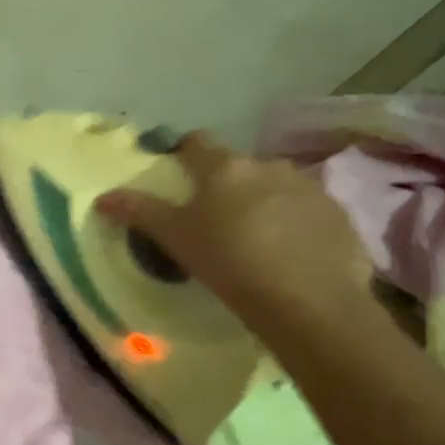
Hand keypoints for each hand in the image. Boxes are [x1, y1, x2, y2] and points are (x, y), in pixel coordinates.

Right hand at [94, 132, 374, 331]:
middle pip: (238, 166)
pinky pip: (307, 210)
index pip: (197, 142)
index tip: (175, 172)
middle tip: (212, 218)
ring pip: (275, 186)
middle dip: (226, 184)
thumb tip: (103, 196)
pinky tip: (287, 254)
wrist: (309, 302)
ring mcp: (311, 188)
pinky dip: (294, 223)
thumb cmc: (229, 261)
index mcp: (225, 167)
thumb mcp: (174, 238)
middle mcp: (269, 166)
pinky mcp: (341, 216)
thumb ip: (139, 211)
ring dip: (263, 202)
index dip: (183, 152)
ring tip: (253, 238)